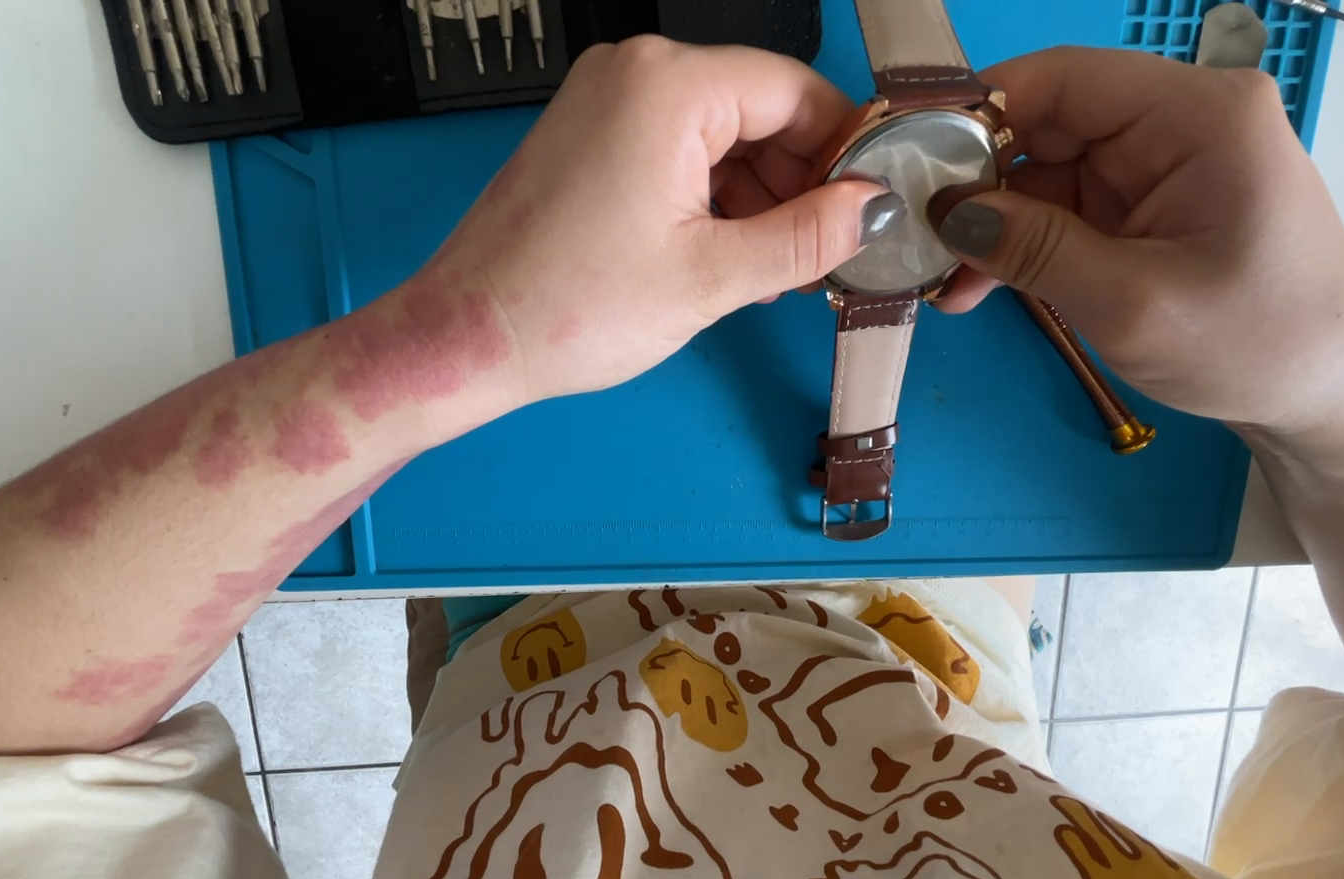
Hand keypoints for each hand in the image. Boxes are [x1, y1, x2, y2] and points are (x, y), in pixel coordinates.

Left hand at [396, 37, 898, 413]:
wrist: (472, 337)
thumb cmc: (577, 308)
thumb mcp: (709, 278)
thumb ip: (803, 238)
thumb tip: (872, 208)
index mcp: (669, 87)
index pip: (794, 92)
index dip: (842, 152)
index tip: (866, 210)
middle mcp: (633, 75)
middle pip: (756, 111)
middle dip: (796, 184)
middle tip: (817, 256)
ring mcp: (604, 106)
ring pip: (717, 138)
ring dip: (755, 200)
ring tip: (771, 272)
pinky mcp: (588, 143)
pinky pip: (674, 156)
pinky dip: (709, 201)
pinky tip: (723, 256)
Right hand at [929, 48, 1343, 441]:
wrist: (1319, 393)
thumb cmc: (1247, 342)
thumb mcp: (1128, 300)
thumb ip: (1035, 249)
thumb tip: (948, 213)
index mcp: (1194, 115)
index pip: (1064, 80)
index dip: (978, 109)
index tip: (907, 161)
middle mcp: (1171, 127)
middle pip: (1044, 128)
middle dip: (973, 182)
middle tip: (911, 238)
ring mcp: (1152, 174)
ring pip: (1040, 179)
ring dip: (986, 230)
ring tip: (936, 281)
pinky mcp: (1137, 216)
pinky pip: (1056, 218)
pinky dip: (1013, 251)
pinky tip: (971, 289)